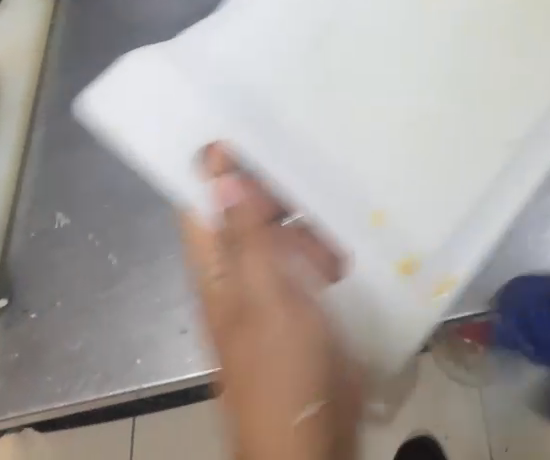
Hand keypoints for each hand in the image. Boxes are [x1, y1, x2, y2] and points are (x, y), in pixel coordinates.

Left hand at [179, 146, 360, 459]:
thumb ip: (245, 233)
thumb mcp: (265, 295)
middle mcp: (238, 275)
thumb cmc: (280, 368)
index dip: (215, 166)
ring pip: (284, 235)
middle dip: (276, 191)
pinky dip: (327, 249)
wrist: (311, 442)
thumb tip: (215, 168)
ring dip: (309, 225)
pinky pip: (310, 261)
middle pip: (248, 213)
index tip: (244, 122)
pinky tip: (347, 254)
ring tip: (336, 230)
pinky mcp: (303, 308)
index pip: (202, 204)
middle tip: (311, 161)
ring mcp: (272, 292)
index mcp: (216, 270)